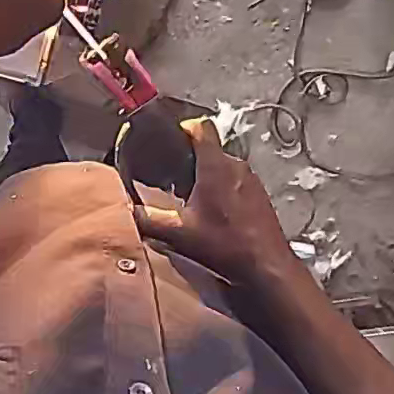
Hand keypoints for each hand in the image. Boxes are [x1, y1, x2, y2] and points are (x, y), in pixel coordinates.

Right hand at [133, 119, 301, 285]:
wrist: (267, 267)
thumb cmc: (225, 245)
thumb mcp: (179, 234)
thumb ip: (148, 220)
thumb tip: (126, 210)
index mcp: (215, 166)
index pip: (201, 127)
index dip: (185, 128)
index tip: (172, 140)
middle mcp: (236, 166)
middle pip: (210, 148)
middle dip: (191, 160)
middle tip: (174, 180)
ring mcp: (251, 179)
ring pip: (223, 165)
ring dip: (207, 176)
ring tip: (192, 199)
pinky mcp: (260, 194)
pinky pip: (237, 180)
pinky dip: (223, 188)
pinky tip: (215, 213)